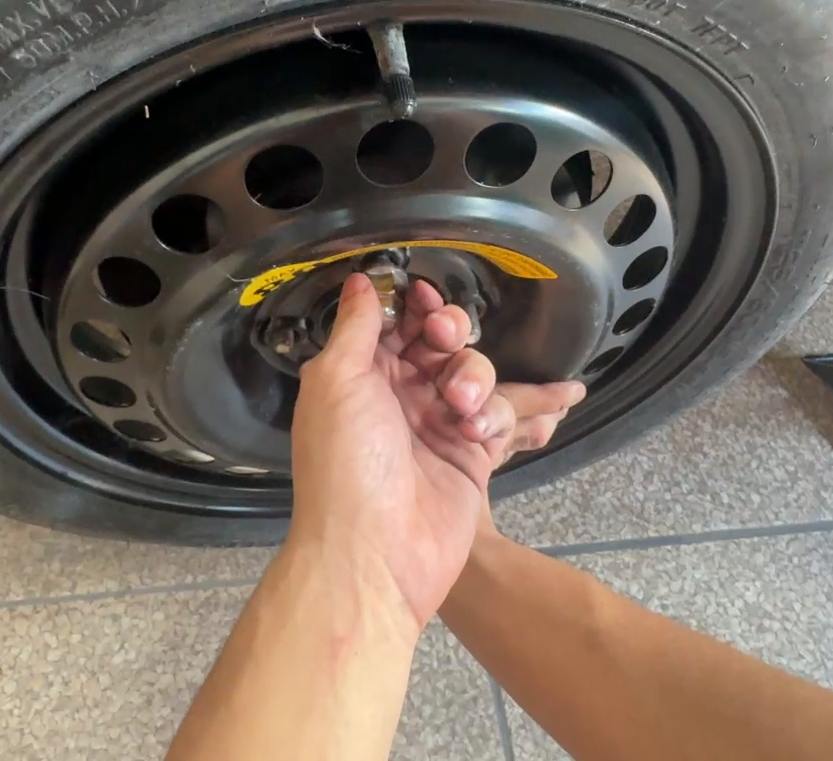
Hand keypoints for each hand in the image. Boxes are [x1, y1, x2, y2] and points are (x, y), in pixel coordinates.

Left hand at [288, 273, 584, 626]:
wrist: (377, 553)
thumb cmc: (347, 461)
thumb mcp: (337, 381)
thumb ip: (355, 326)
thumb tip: (359, 279)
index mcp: (360, 374)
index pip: (394, 322)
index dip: (412, 305)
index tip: (425, 296)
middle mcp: (399, 393)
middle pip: (439, 339)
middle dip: (448, 329)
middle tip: (443, 336)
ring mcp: (438, 422)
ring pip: (472, 369)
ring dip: (471, 375)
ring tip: (459, 404)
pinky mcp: (472, 451)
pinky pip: (496, 413)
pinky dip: (491, 414)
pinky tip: (476, 433)